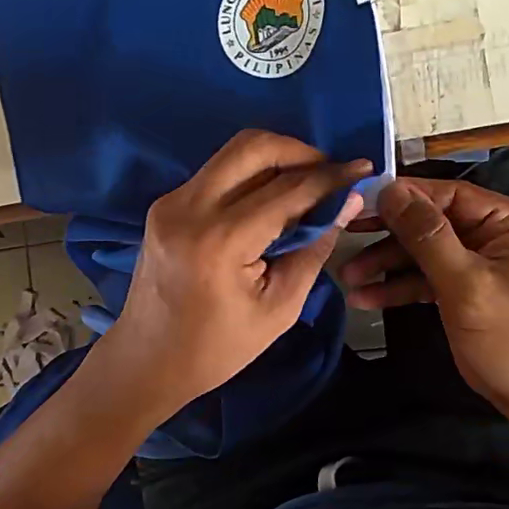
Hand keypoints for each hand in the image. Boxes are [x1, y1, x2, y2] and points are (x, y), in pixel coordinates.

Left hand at [89, 130, 368, 418]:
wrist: (147, 362)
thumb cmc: (217, 349)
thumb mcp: (279, 309)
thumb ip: (314, 249)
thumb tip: (348, 202)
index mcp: (220, 242)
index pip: (287, 190)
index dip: (331, 177)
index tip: (362, 169)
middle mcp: (190, 208)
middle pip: (252, 147)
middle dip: (299, 151)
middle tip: (329, 171)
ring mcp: (171, 202)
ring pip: (232, 154)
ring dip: (275, 159)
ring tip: (306, 183)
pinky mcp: (164, 205)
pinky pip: (217, 173)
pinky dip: (251, 175)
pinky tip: (271, 199)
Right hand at [338, 178, 508, 425]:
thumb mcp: (466, 285)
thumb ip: (426, 235)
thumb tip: (390, 190)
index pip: (453, 195)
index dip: (404, 196)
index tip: (358, 200)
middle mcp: (506, 236)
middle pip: (437, 224)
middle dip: (391, 238)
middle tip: (346, 236)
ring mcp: (490, 265)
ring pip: (430, 254)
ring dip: (390, 267)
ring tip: (348, 278)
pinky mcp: (476, 291)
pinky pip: (435, 280)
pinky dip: (405, 289)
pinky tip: (368, 298)